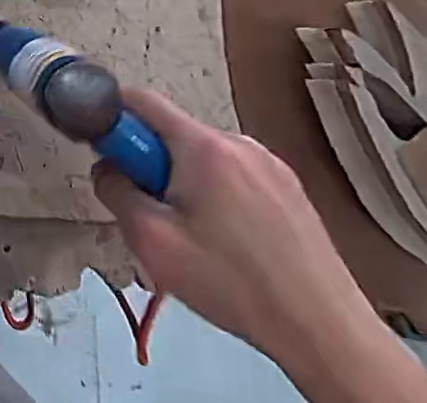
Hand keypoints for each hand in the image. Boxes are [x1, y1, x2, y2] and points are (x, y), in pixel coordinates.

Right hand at [92, 88, 364, 357]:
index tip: (108, 152)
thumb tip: (107, 169)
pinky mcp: (286, 184)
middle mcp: (237, 142)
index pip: (142, 100)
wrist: (320, 326)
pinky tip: (228, 243)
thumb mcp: (153, 243)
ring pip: (202, 157)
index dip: (113, 118)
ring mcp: (266, 161)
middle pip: (173, 133)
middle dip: (152, 166)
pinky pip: (234, 174)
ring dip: (185, 184)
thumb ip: (117, 193)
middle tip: (155, 214)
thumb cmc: (238, 286)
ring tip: (196, 238)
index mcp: (203, 146)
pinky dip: (217, 196)